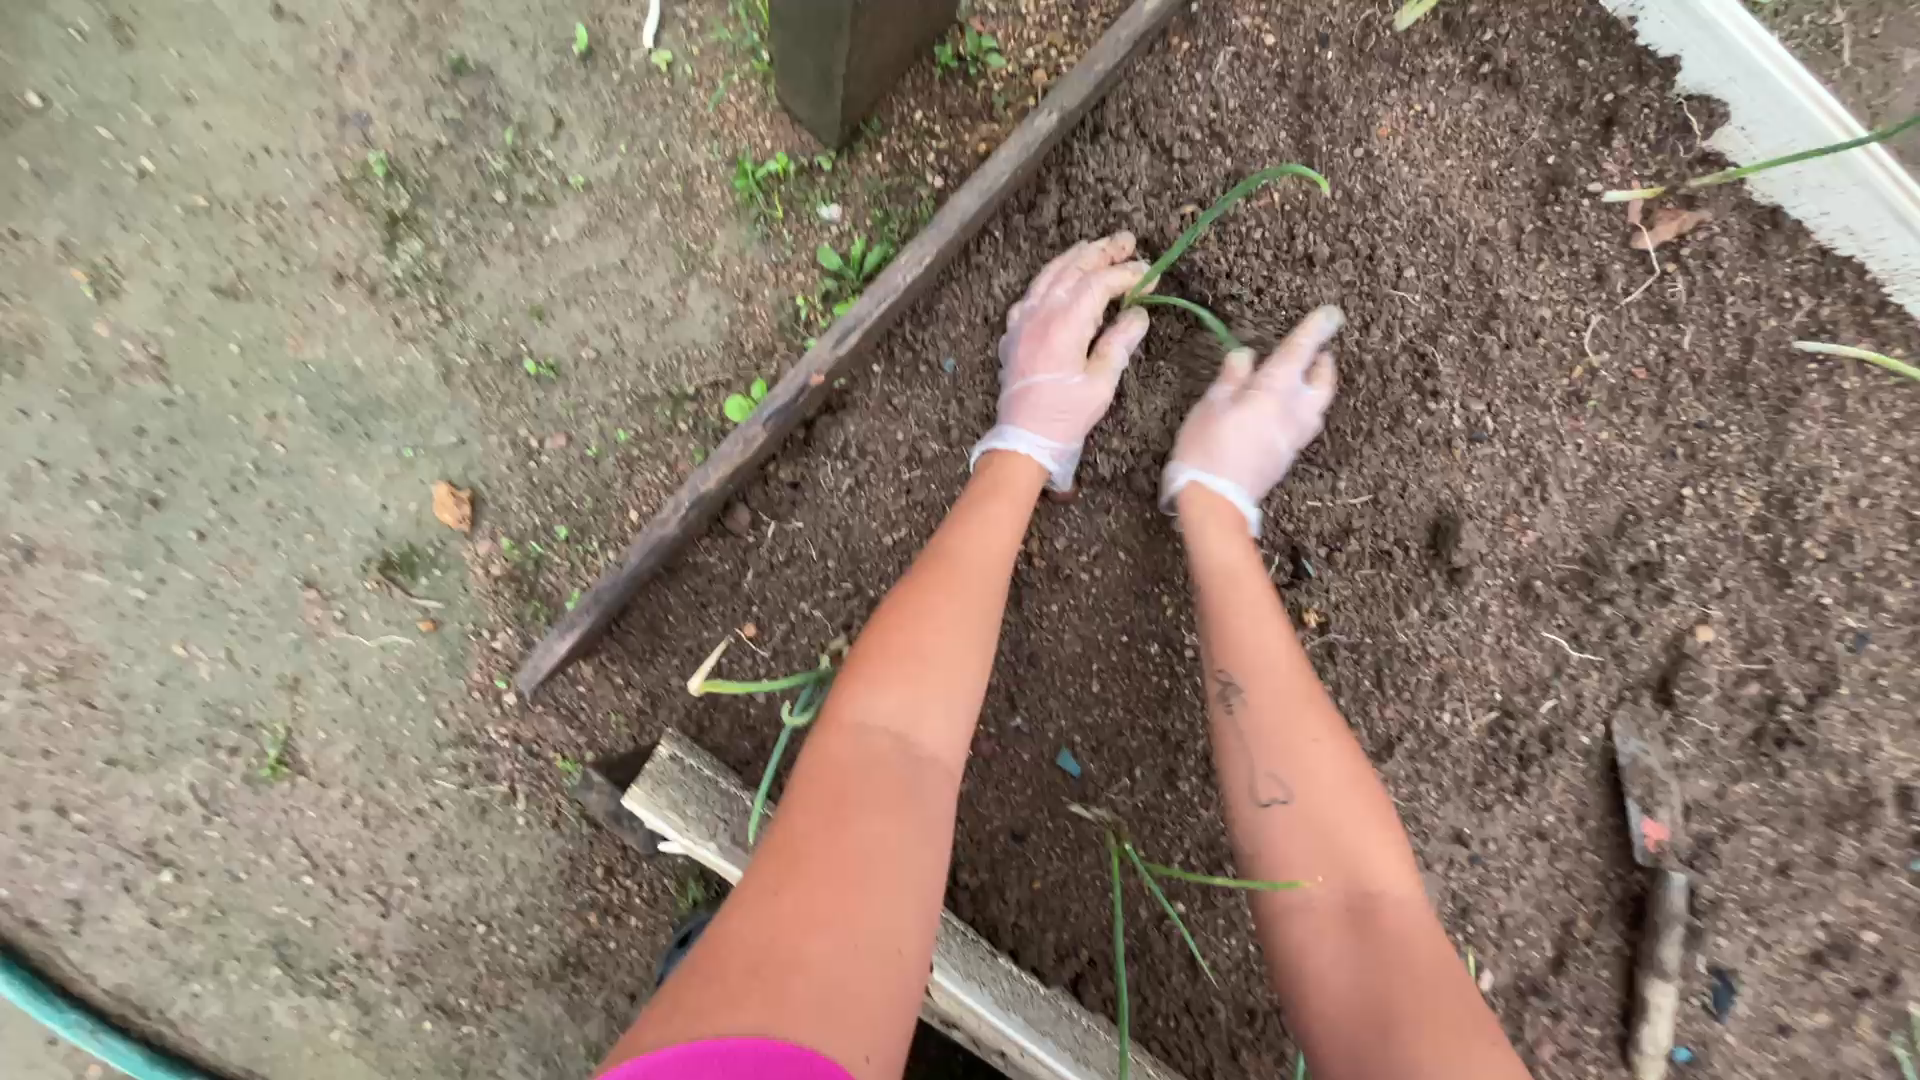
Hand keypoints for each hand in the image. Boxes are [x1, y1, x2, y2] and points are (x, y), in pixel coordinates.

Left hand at [968, 232, 1153, 491]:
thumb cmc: (1064, 416)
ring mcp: (1022, 322)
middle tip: (1127, 241)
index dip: (1127, 274)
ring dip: (1074, 259)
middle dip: (1102, 252)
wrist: (1024, 438)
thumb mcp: (1101, 383)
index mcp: (1064, 324)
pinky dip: (1048, 281)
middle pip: (1073, 269)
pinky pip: (1030, 296)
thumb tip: (1137, 312)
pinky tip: (1058, 282)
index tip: (1150, 274)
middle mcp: (1040, 314)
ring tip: (1095, 248)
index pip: (1099, 283)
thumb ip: (1119, 342)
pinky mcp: (1013, 335)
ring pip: (1048, 276)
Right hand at [1163, 305, 1342, 535]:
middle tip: (1315, 351)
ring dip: (1315, 386)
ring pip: (1318, 404)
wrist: (1215, 501)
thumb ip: (1231, 378)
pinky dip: (1302, 408)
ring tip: (1301, 378)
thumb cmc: (1205, 449)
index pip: (1300, 352)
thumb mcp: (1209, 405)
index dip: (1316, 330)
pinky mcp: (1288, 456)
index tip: (1331, 313)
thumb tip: (1246, 357)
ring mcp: (1295, 436)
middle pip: (1323, 380)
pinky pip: (1306, 423)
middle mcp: (1295, 412)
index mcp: (1274, 392)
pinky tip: (1284, 410)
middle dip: (1322, 361)